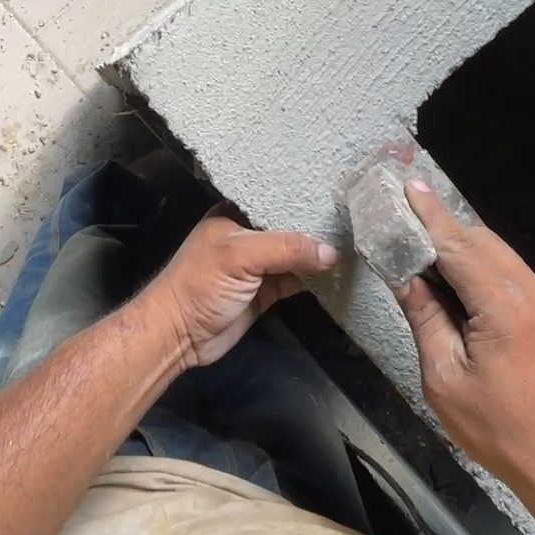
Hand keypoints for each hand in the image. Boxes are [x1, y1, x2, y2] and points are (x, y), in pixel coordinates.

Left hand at [141, 205, 338, 367]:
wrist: (179, 335)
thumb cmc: (202, 284)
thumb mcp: (242, 256)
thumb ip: (286, 249)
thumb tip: (332, 253)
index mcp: (234, 214)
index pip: (275, 201)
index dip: (303, 201)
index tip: (338, 199)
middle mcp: (247, 236)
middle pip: (288, 229)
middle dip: (315, 230)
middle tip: (355, 223)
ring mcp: (255, 266)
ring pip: (294, 256)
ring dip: (316, 257)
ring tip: (353, 246)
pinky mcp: (263, 292)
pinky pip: (293, 281)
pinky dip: (312, 280)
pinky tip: (336, 275)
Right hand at [392, 180, 534, 506]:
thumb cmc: (503, 432)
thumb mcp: (446, 379)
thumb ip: (426, 319)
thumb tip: (404, 276)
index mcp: (505, 306)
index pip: (458, 245)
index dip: (430, 215)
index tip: (410, 186)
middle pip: (485, 244)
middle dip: (446, 231)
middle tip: (409, 225)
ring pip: (505, 261)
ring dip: (468, 254)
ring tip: (432, 262)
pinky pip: (521, 283)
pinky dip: (490, 276)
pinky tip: (470, 296)